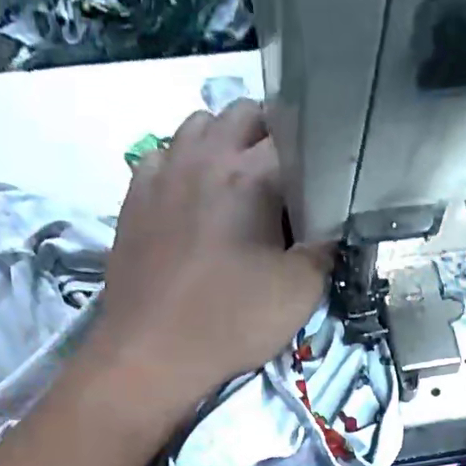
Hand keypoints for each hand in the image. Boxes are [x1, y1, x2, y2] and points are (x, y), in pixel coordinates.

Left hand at [91, 100, 331, 412]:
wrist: (153, 351)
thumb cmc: (232, 323)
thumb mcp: (300, 294)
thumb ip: (323, 250)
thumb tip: (330, 226)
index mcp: (252, 177)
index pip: (295, 136)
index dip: (315, 157)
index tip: (321, 188)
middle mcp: (205, 157)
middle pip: (245, 114)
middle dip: (270, 136)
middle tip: (284, 181)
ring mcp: (164, 170)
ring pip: (200, 124)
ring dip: (226, 142)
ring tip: (239, 184)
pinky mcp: (136, 193)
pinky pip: (165, 153)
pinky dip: (185, 162)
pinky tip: (194, 198)